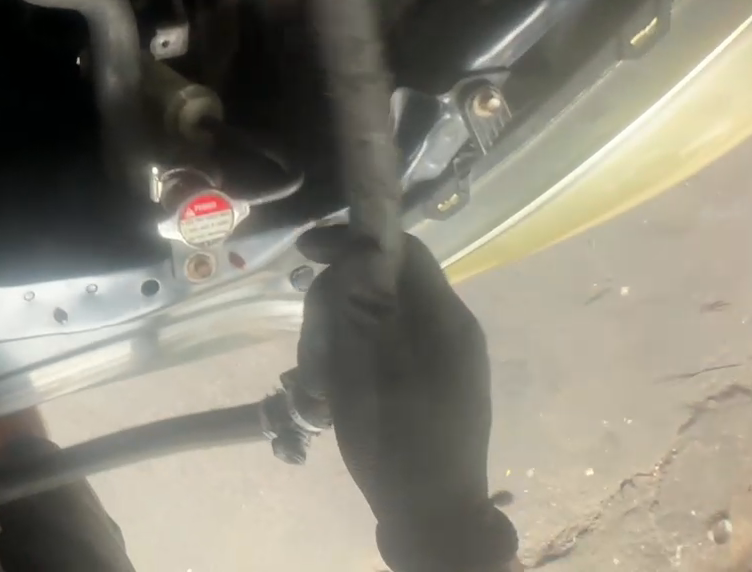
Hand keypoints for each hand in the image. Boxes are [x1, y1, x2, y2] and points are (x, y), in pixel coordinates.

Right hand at [296, 228, 517, 571]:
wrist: (429, 512)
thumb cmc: (394, 435)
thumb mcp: (362, 361)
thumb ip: (358, 301)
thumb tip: (352, 249)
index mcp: (443, 318)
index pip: (400, 248)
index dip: (350, 239)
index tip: (305, 251)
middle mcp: (446, 327)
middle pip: (378, 277)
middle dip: (333, 297)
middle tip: (311, 333)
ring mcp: (439, 353)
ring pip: (370, 309)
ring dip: (333, 329)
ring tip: (317, 371)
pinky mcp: (426, 375)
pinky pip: (379, 338)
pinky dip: (348, 350)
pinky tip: (328, 383)